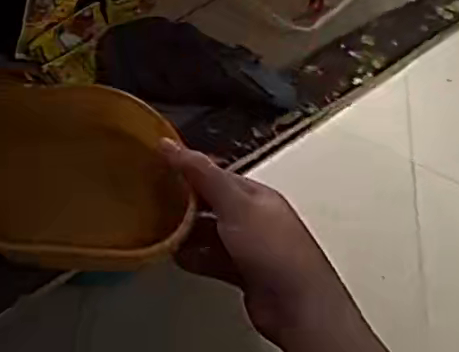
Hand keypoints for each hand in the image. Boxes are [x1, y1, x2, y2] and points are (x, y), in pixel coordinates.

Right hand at [161, 139, 386, 351]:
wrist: (301, 313)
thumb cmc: (276, 252)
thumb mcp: (234, 203)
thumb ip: (200, 173)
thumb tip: (168, 144)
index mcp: (256, 195)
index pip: (216, 173)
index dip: (188, 168)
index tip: (161, 166)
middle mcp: (254, 218)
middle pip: (212, 203)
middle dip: (185, 201)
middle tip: (157, 197)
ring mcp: (251, 248)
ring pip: (211, 232)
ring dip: (188, 231)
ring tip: (163, 228)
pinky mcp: (245, 275)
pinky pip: (213, 259)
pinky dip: (196, 256)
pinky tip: (179, 256)